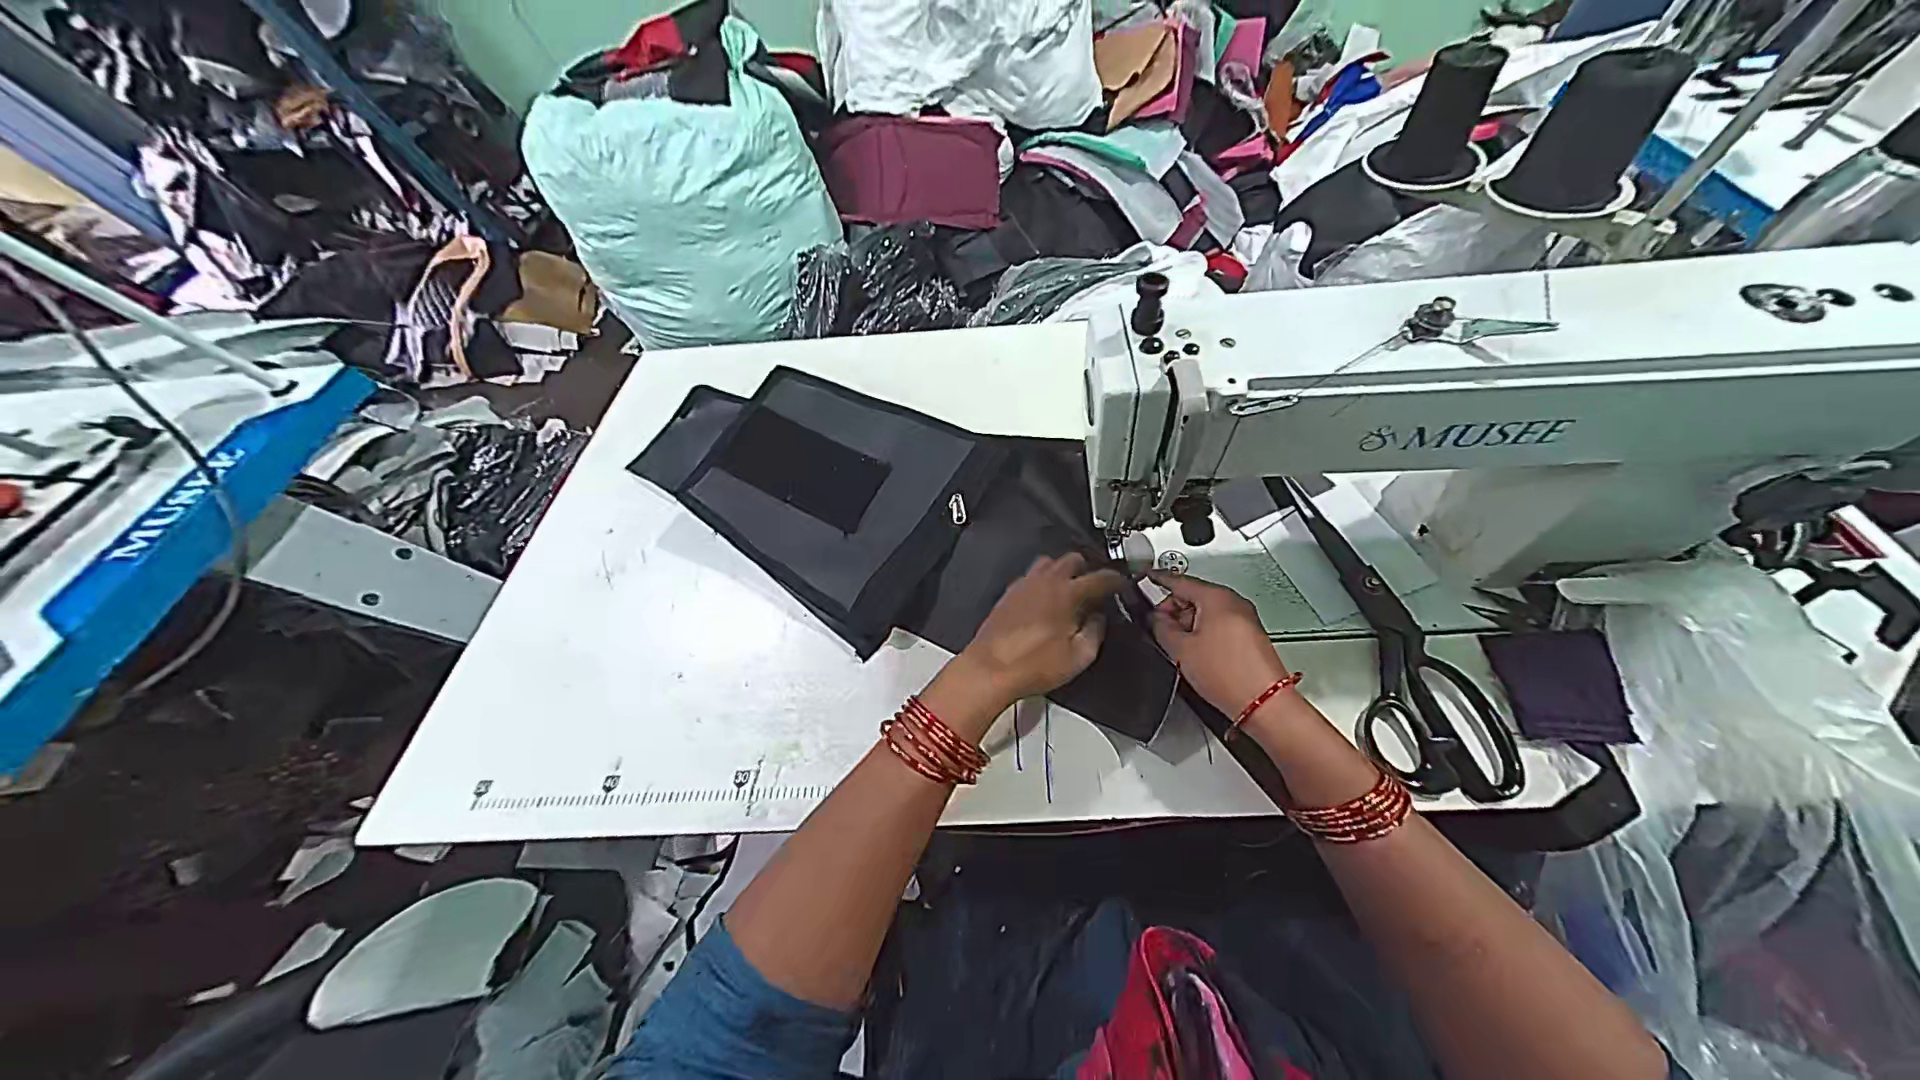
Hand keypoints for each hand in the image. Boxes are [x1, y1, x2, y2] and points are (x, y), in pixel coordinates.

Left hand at [945, 554, 1124, 711]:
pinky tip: (1045, 599)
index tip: (1120, 584)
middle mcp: (1045, 582)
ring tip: (1071, 589)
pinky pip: (1030, 576)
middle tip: (1095, 586)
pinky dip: (1042, 581)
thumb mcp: (1080, 656)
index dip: (1116, 580)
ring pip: (1049, 563)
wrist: (991, 669)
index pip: (1100, 577)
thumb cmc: (1030, 665)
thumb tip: (1098, 621)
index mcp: (1068, 593)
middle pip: (1073, 559)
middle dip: (1088, 569)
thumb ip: (1095, 632)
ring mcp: (1024, 585)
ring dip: (1063, 571)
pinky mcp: (1009, 594)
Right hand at [1147, 572, 1292, 717]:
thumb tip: (1155, 619)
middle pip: (1194, 595)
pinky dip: (1204, 633)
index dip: (1158, 580)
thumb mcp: (1180, 650)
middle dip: (1173, 610)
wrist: (1263, 703)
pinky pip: (1219, 625)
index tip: (1148, 578)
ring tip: (1180, 647)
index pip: (1180, 581)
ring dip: (1188, 624)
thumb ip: (1160, 627)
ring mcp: (1245, 619)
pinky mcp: (1249, 636)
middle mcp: (1234, 603)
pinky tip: (1197, 654)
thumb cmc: (1230, 676)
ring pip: (1206, 612)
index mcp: (1217, 598)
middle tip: (1159, 626)